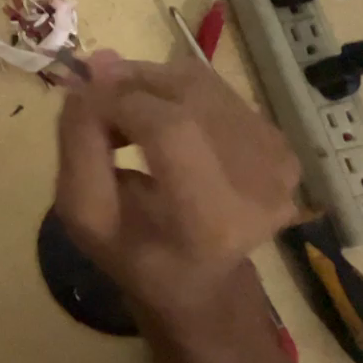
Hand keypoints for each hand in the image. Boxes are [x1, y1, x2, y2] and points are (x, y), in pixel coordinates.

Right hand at [55, 51, 301, 319]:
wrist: (196, 281)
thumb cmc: (129, 252)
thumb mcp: (82, 213)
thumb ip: (79, 148)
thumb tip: (85, 82)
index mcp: (209, 219)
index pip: (168, 129)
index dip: (117, 100)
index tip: (79, 98)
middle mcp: (260, 187)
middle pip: (188, 96)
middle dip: (129, 84)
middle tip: (92, 100)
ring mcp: (280, 164)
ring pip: (200, 84)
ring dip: (148, 84)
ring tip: (120, 114)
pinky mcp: (283, 147)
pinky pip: (216, 92)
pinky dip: (172, 92)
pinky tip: (152, 119)